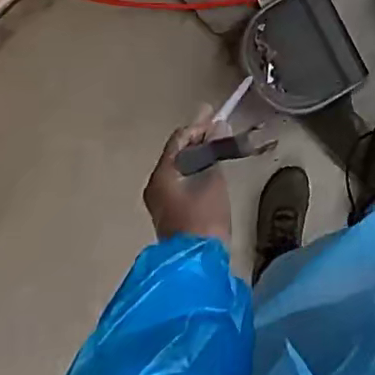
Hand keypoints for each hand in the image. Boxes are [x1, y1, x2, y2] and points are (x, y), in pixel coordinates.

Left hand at [143, 105, 231, 242]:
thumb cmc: (204, 215)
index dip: (197, 125)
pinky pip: (182, 180)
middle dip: (198, 138)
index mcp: (161, 175)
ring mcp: (161, 202)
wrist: (198, 261)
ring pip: (180, 167)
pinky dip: (196, 168)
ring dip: (198, 154)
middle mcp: (155, 186)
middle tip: (219, 126)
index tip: (215, 113)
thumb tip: (217, 126)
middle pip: (177, 153)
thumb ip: (213, 149)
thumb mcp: (213, 177)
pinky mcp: (171, 212)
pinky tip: (211, 166)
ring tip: (219, 143)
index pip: (178, 140)